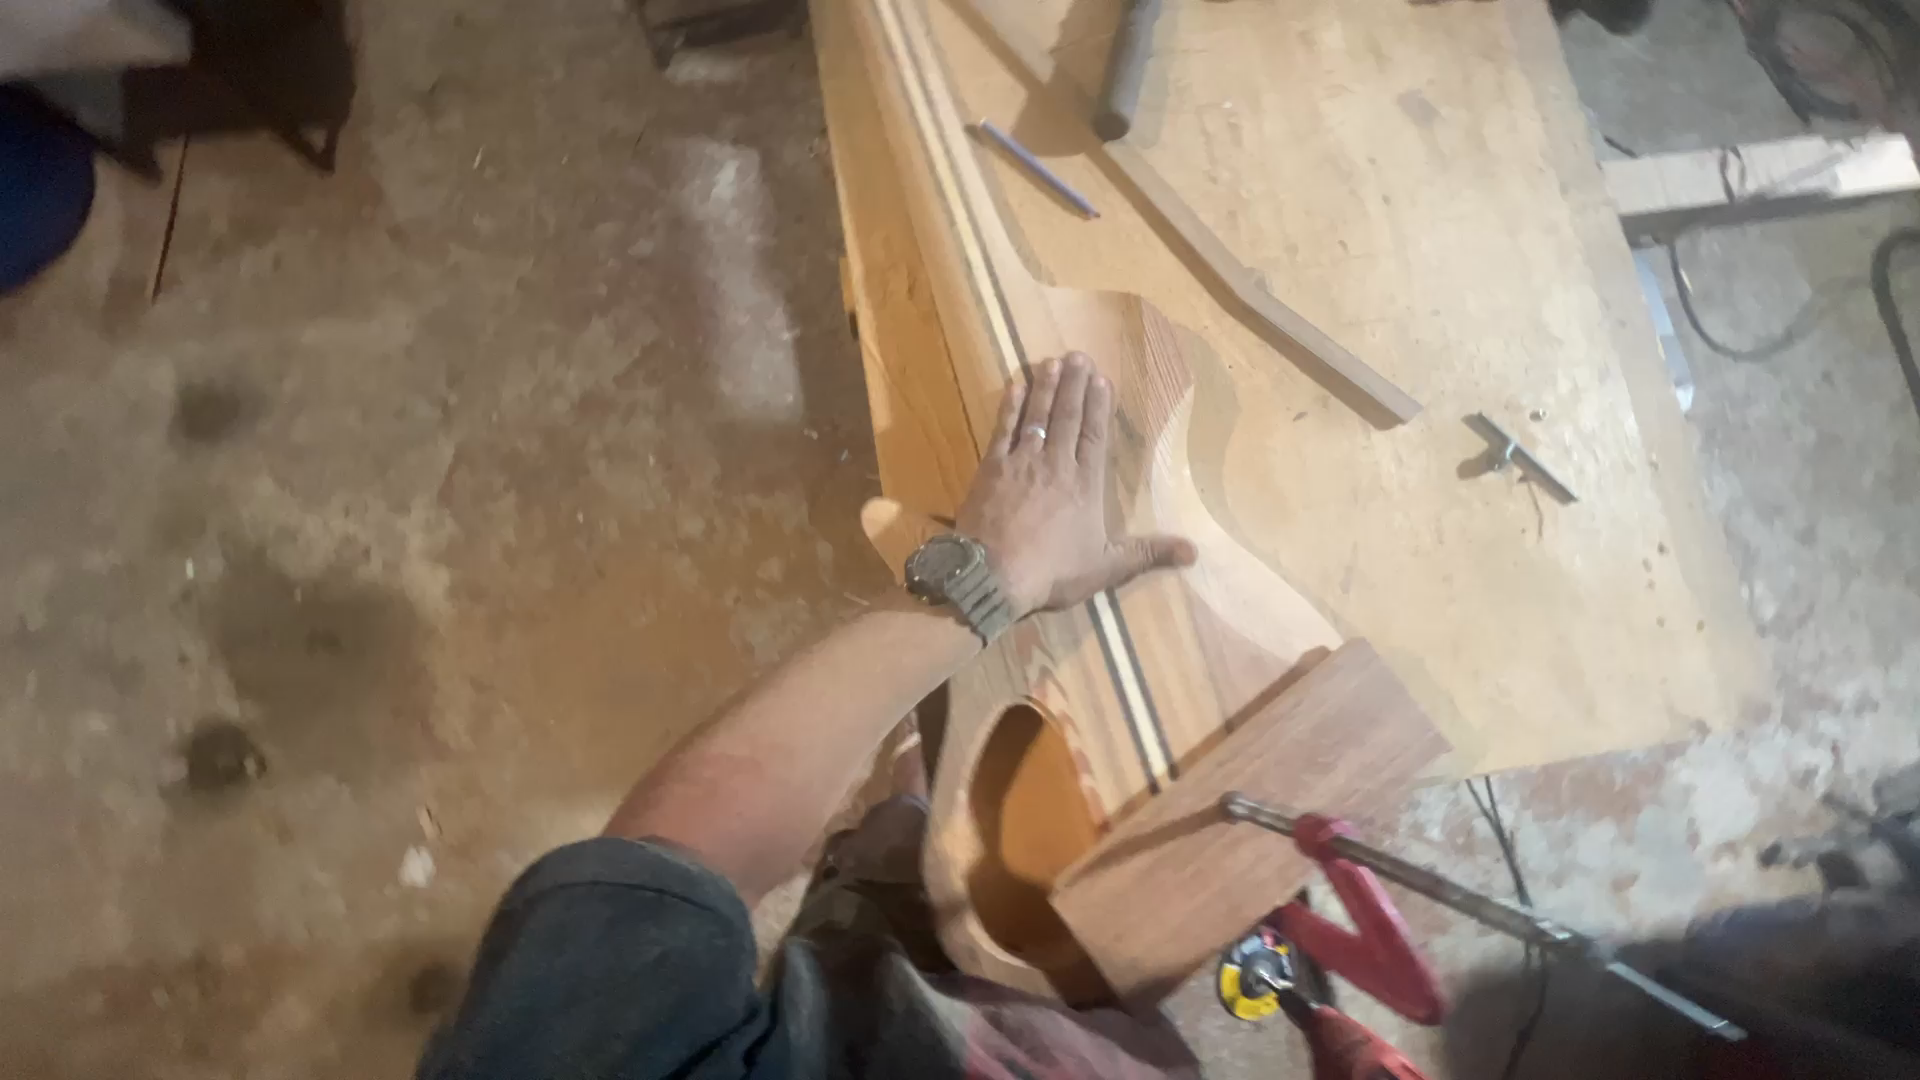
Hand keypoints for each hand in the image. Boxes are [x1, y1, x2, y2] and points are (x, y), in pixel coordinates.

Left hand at [955, 352, 1196, 618]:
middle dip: (1074, 385)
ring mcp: (1020, 463)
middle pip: (1067, 418)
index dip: (1099, 406)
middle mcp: (1055, 465)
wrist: (992, 574)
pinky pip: (1002, 430)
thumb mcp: (1105, 567)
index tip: (1102, 378)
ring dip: (1045, 388)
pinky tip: (1014, 386)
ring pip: (1036, 417)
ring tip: (1052, 361)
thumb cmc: (1051, 572)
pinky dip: (1009, 407)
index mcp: (1084, 485)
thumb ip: (1147, 555)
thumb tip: (1194, 553)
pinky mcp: (990, 469)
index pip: (1095, 436)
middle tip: (1078, 355)